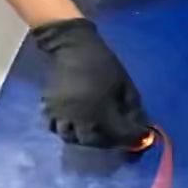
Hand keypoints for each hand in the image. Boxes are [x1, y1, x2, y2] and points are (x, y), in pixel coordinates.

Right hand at [30, 18, 151, 148]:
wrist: (71, 45)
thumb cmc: (102, 63)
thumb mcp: (125, 84)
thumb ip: (132, 108)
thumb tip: (139, 126)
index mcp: (101, 110)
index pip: (117, 135)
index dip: (128, 139)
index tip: (134, 137)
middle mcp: (80, 116)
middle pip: (91, 141)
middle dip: (103, 142)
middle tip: (111, 136)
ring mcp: (61, 112)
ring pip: (70, 136)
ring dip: (82, 137)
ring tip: (90, 130)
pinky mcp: (48, 105)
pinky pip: (52, 126)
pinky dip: (63, 129)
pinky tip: (72, 123)